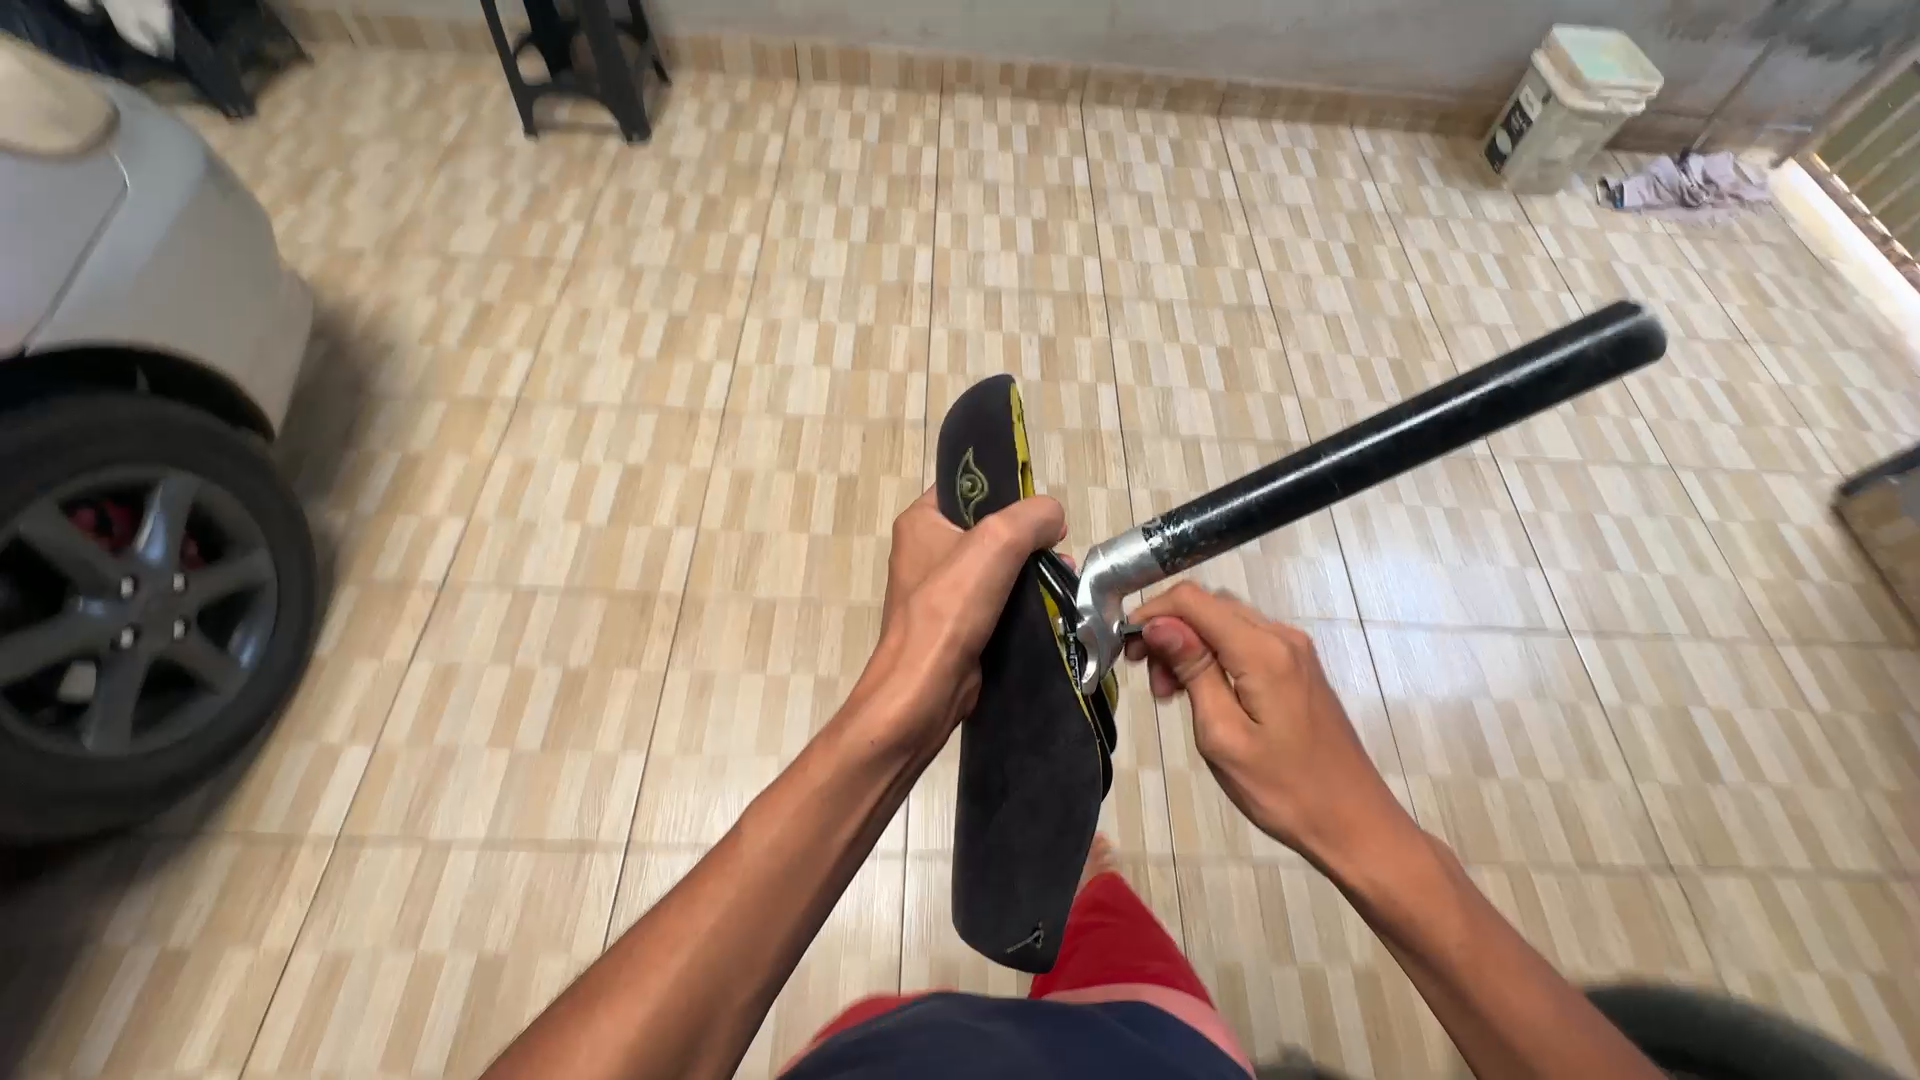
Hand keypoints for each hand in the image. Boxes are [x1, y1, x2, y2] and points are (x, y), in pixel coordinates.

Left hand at [849, 487, 1065, 755]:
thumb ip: (1031, 516)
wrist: (925, 687)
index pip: (966, 485)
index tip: (1040, 507)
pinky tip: (1051, 603)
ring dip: (1032, 568)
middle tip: (1058, 545)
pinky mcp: (958, 623)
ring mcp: (941, 590)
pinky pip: (997, 599)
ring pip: (997, 565)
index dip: (1006, 489)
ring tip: (1063, 574)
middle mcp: (926, 551)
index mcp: (921, 521)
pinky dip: (1024, 599)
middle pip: (988, 526)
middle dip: (1028, 534)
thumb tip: (1053, 516)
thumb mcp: (997, 542)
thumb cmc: (950, 607)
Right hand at [1125, 584, 1413, 868]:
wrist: (1354, 823)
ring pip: (1224, 621)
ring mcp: (1294, 651)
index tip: (1128, 650)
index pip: (1192, 600)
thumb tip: (1159, 625)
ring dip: (1188, 645)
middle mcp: (1282, 637)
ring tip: (1172, 695)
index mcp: (1263, 651)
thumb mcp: (1223, 735)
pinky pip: (1243, 641)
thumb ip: (1193, 671)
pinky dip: (1213, 655)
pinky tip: (1203, 693)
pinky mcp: (1297, 667)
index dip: (1152, 613)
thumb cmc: (1283, 789)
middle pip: (1208, 606)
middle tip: (1150, 682)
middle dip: (1168, 632)